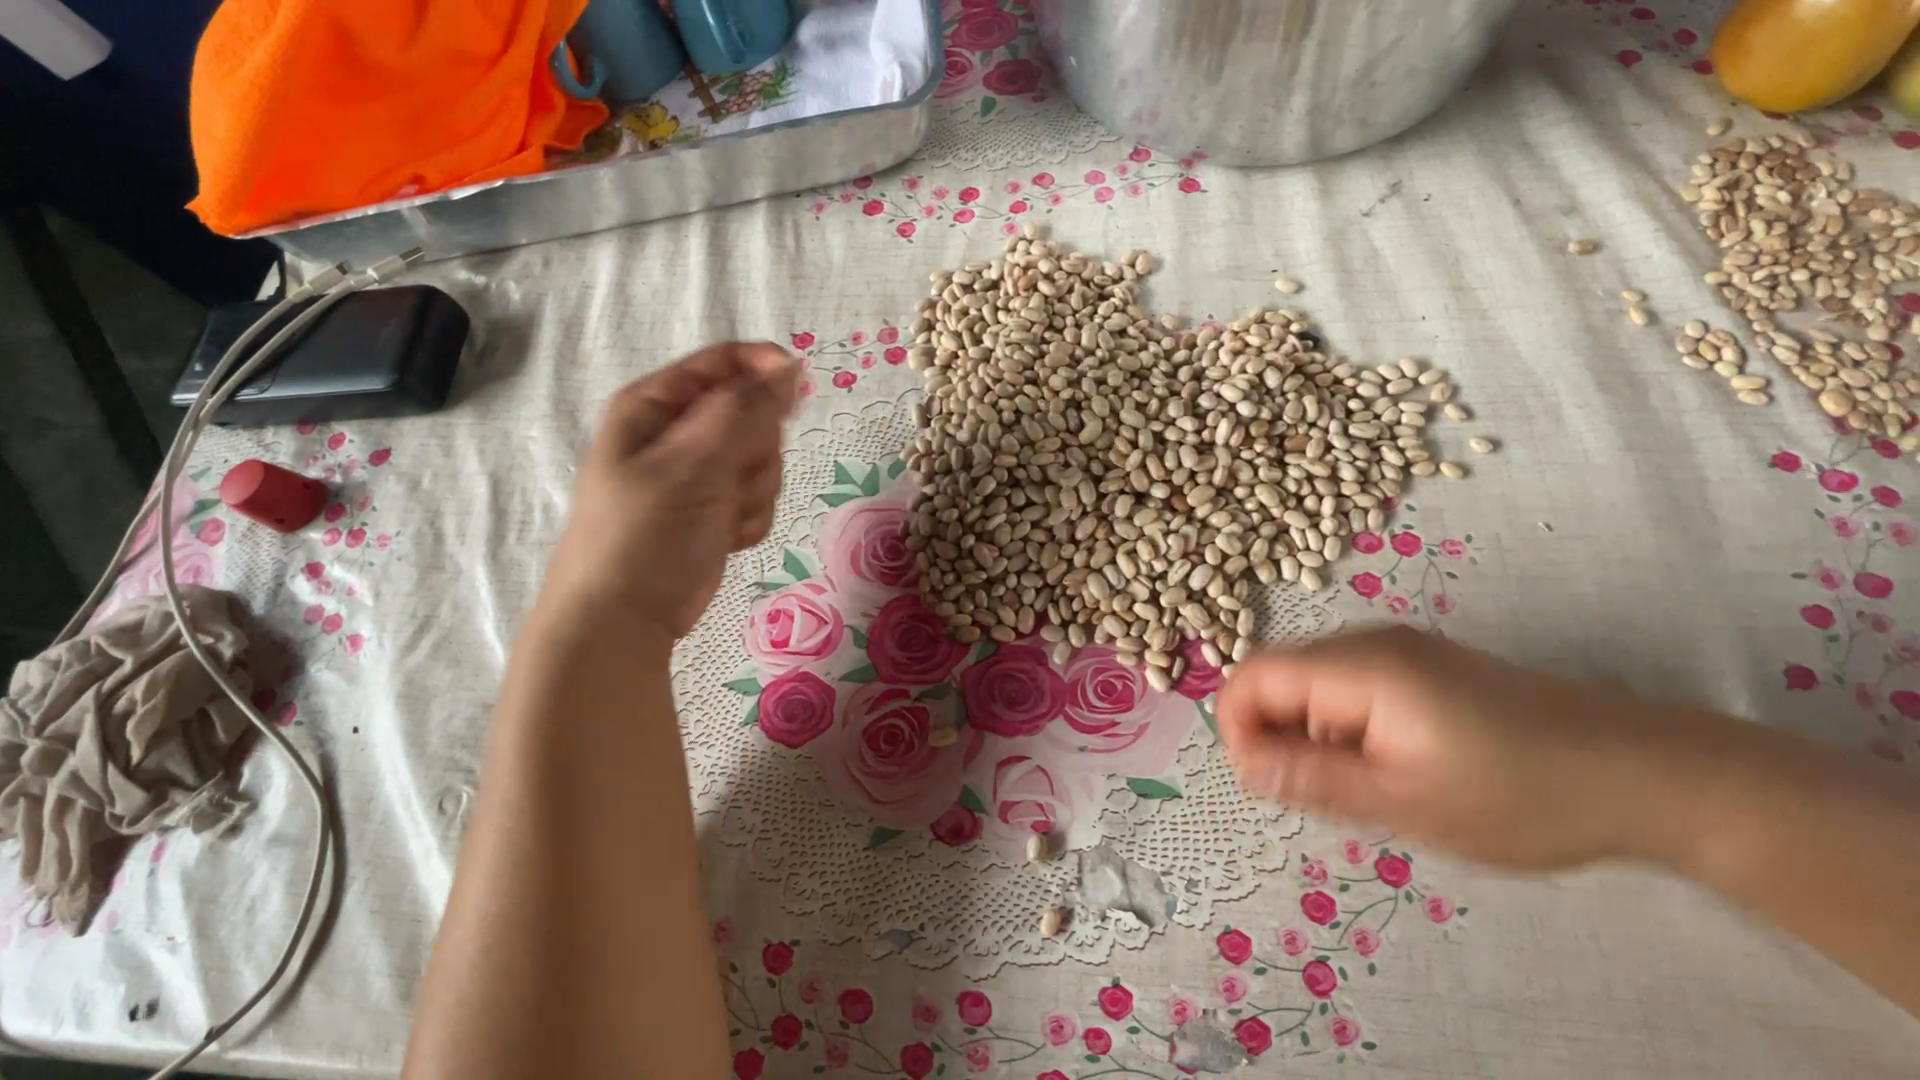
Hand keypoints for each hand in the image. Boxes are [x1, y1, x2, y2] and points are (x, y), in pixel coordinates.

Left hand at [539, 343, 798, 644]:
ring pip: (764, 460)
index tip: (800, 389)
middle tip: (733, 477)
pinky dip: (751, 518)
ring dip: (756, 490)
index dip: (765, 369)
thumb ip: (744, 411)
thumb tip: (789, 367)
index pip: (724, 363)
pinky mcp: (717, 511)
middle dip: (758, 449)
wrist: (624, 619)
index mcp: (657, 405)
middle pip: (754, 414)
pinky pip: (760, 497)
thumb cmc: (645, 533)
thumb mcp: (692, 463)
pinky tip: (727, 538)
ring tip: (724, 516)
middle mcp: (680, 433)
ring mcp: (700, 474)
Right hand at [1215, 626, 1737, 870]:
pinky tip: (1391, 767)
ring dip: (1311, 734)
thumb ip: (1311, 778)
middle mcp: (1371, 641)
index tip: (1268, 785)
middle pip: (1277, 675)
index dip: (1237, 729)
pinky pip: (1349, 686)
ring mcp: (1401, 648)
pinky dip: (1344, 727)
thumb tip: (1241, 761)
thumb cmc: (1522, 795)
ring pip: (1312, 683)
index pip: (1252, 676)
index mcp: (1361, 666)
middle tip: (1321, 796)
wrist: (1649, 773)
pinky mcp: (1425, 665)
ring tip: (1363, 787)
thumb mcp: (1404, 801)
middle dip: (1275, 733)